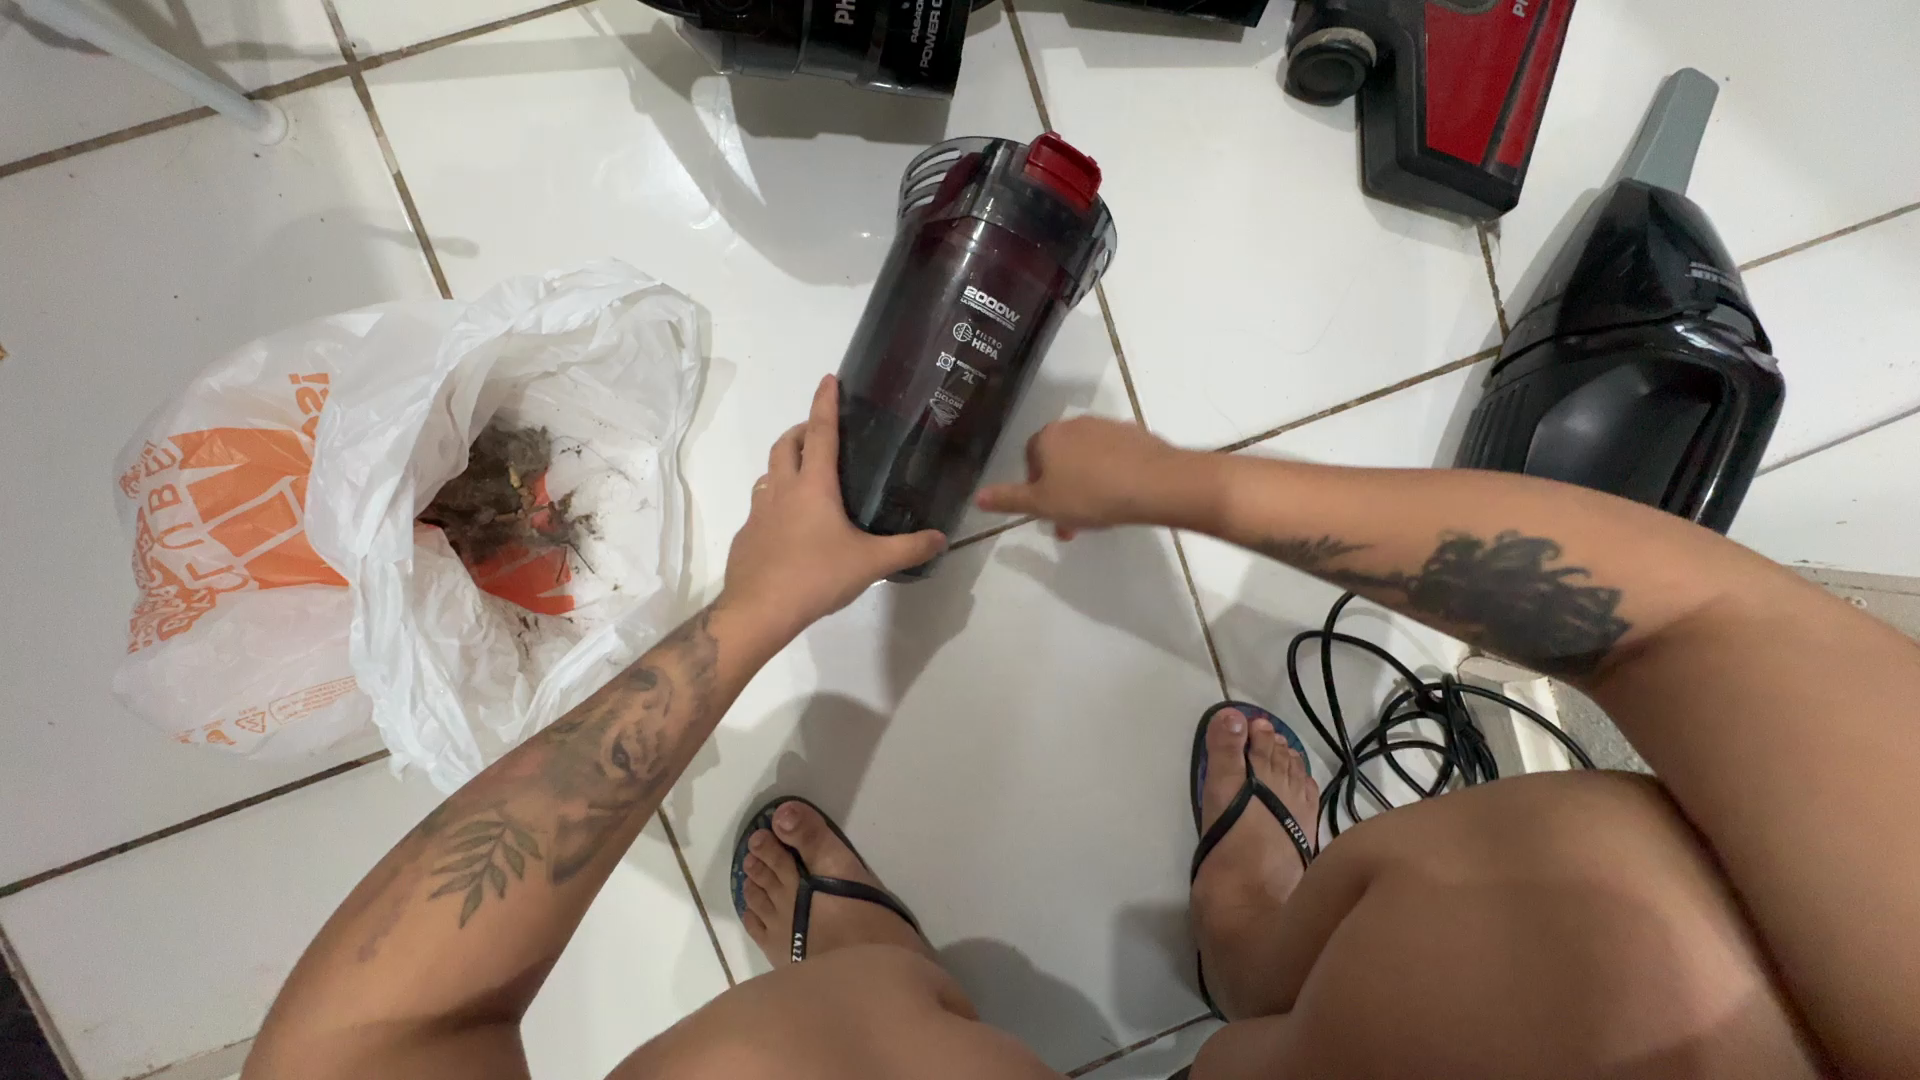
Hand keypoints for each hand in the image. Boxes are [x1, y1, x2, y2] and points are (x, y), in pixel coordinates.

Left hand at [722, 375, 946, 635]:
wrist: (760, 610)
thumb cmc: (817, 576)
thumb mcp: (871, 563)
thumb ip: (908, 549)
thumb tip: (941, 539)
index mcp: (813, 486)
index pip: (820, 432)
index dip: (825, 403)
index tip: (829, 379)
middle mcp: (782, 490)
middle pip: (785, 446)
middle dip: (800, 430)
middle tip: (816, 433)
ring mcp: (758, 513)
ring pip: (768, 475)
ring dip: (783, 466)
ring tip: (803, 478)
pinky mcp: (746, 537)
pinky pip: (760, 509)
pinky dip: (774, 504)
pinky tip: (788, 529)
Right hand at [975, 416, 1201, 539]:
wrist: (1152, 483)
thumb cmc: (1089, 495)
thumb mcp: (1042, 505)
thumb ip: (1009, 500)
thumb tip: (977, 496)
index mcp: (1047, 437)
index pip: (1031, 460)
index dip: (1037, 488)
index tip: (1050, 511)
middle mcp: (1074, 424)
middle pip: (1060, 459)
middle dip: (1063, 489)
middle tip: (1074, 522)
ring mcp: (1107, 426)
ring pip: (1088, 459)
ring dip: (1088, 484)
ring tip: (1101, 514)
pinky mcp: (1135, 435)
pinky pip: (1114, 457)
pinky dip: (1113, 475)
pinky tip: (1122, 497)